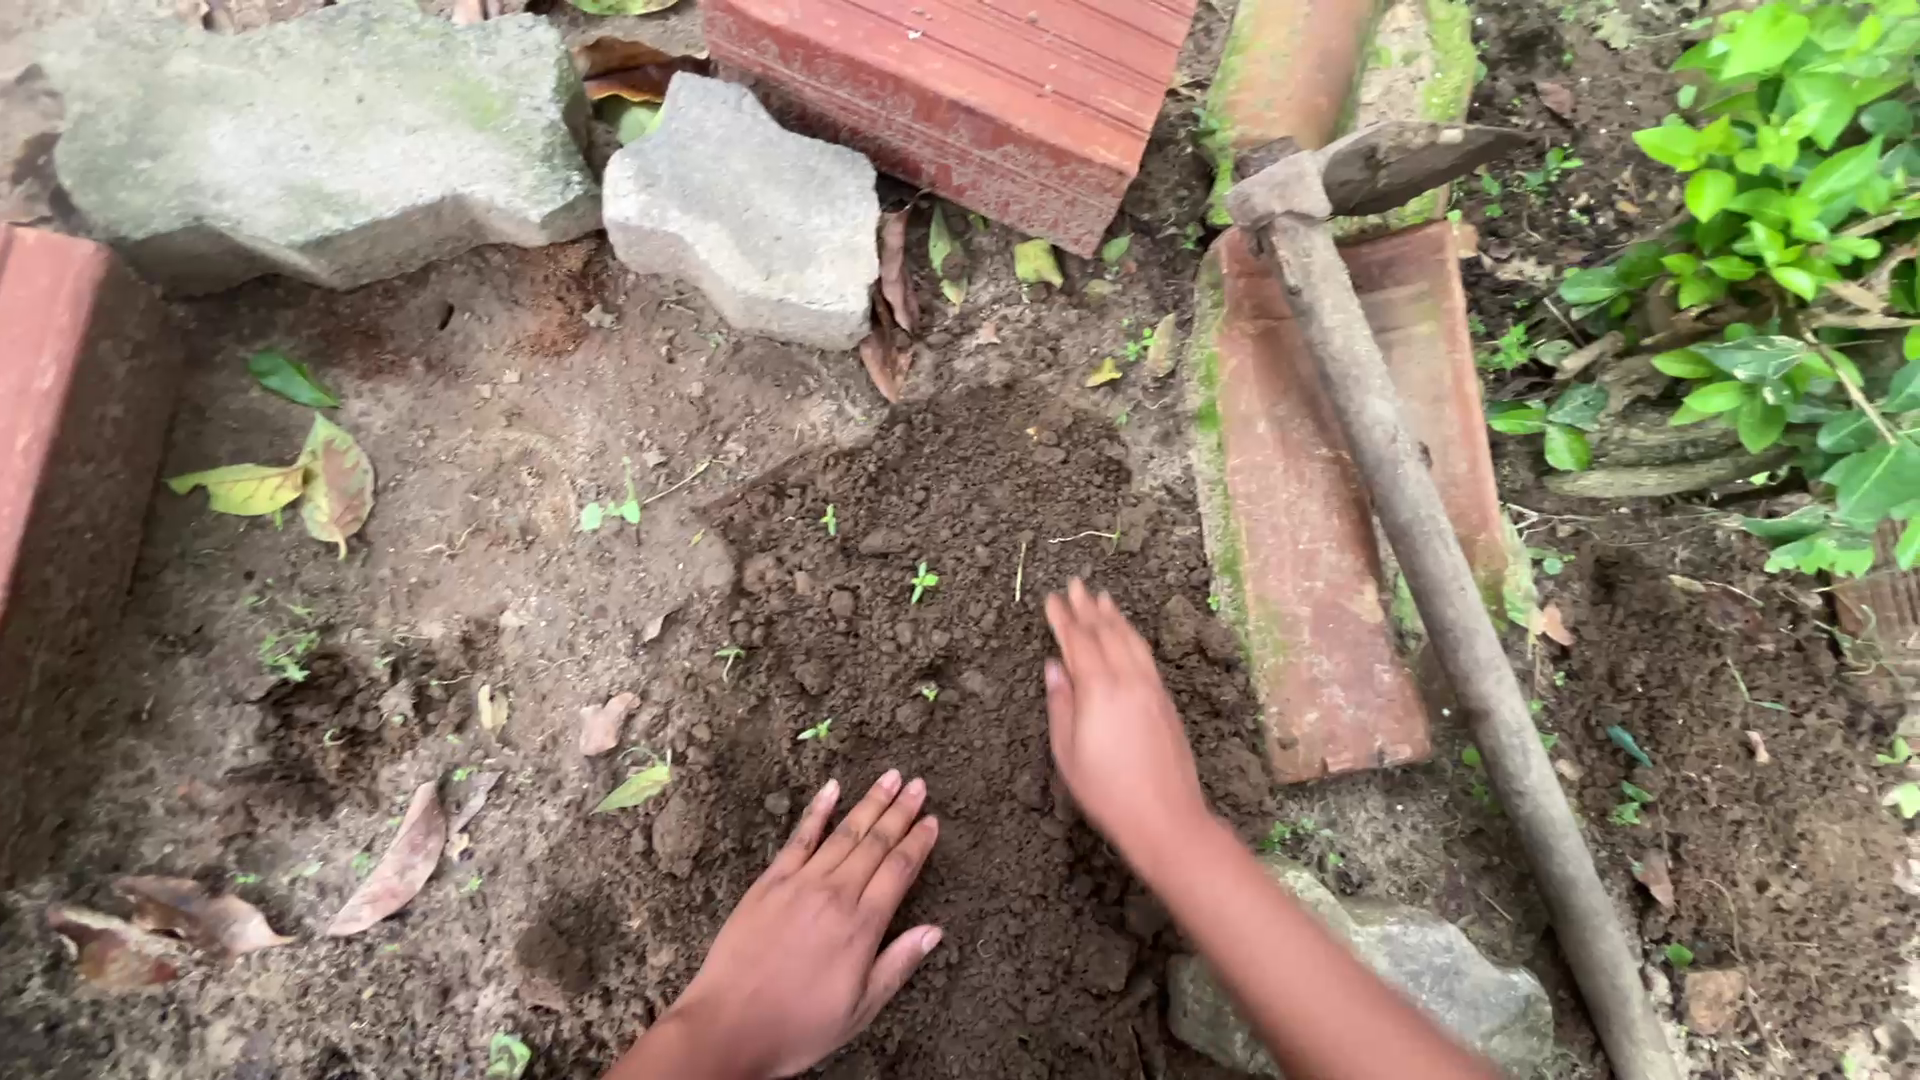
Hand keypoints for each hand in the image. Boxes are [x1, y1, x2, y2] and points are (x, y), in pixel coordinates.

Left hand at [611, 771, 940, 1079]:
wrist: (728, 1027)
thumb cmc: (797, 1026)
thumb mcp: (860, 1010)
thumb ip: (898, 964)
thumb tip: (934, 930)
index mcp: (862, 925)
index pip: (900, 870)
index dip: (919, 842)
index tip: (933, 820)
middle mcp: (836, 894)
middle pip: (877, 843)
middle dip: (901, 811)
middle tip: (918, 784)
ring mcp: (802, 882)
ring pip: (845, 832)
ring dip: (871, 802)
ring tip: (891, 777)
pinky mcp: (771, 880)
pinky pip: (800, 837)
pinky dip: (818, 810)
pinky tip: (833, 787)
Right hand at [1044, 579, 1210, 857]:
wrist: (1166, 817)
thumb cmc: (1107, 791)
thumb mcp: (1067, 752)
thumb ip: (1060, 704)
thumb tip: (1055, 667)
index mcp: (1099, 690)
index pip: (1077, 642)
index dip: (1063, 618)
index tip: (1052, 599)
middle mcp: (1128, 680)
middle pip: (1106, 633)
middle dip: (1088, 607)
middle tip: (1076, 584)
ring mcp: (1151, 688)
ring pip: (1131, 640)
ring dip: (1114, 616)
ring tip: (1103, 597)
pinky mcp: (1166, 701)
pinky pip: (1145, 654)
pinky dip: (1132, 636)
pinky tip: (1127, 633)